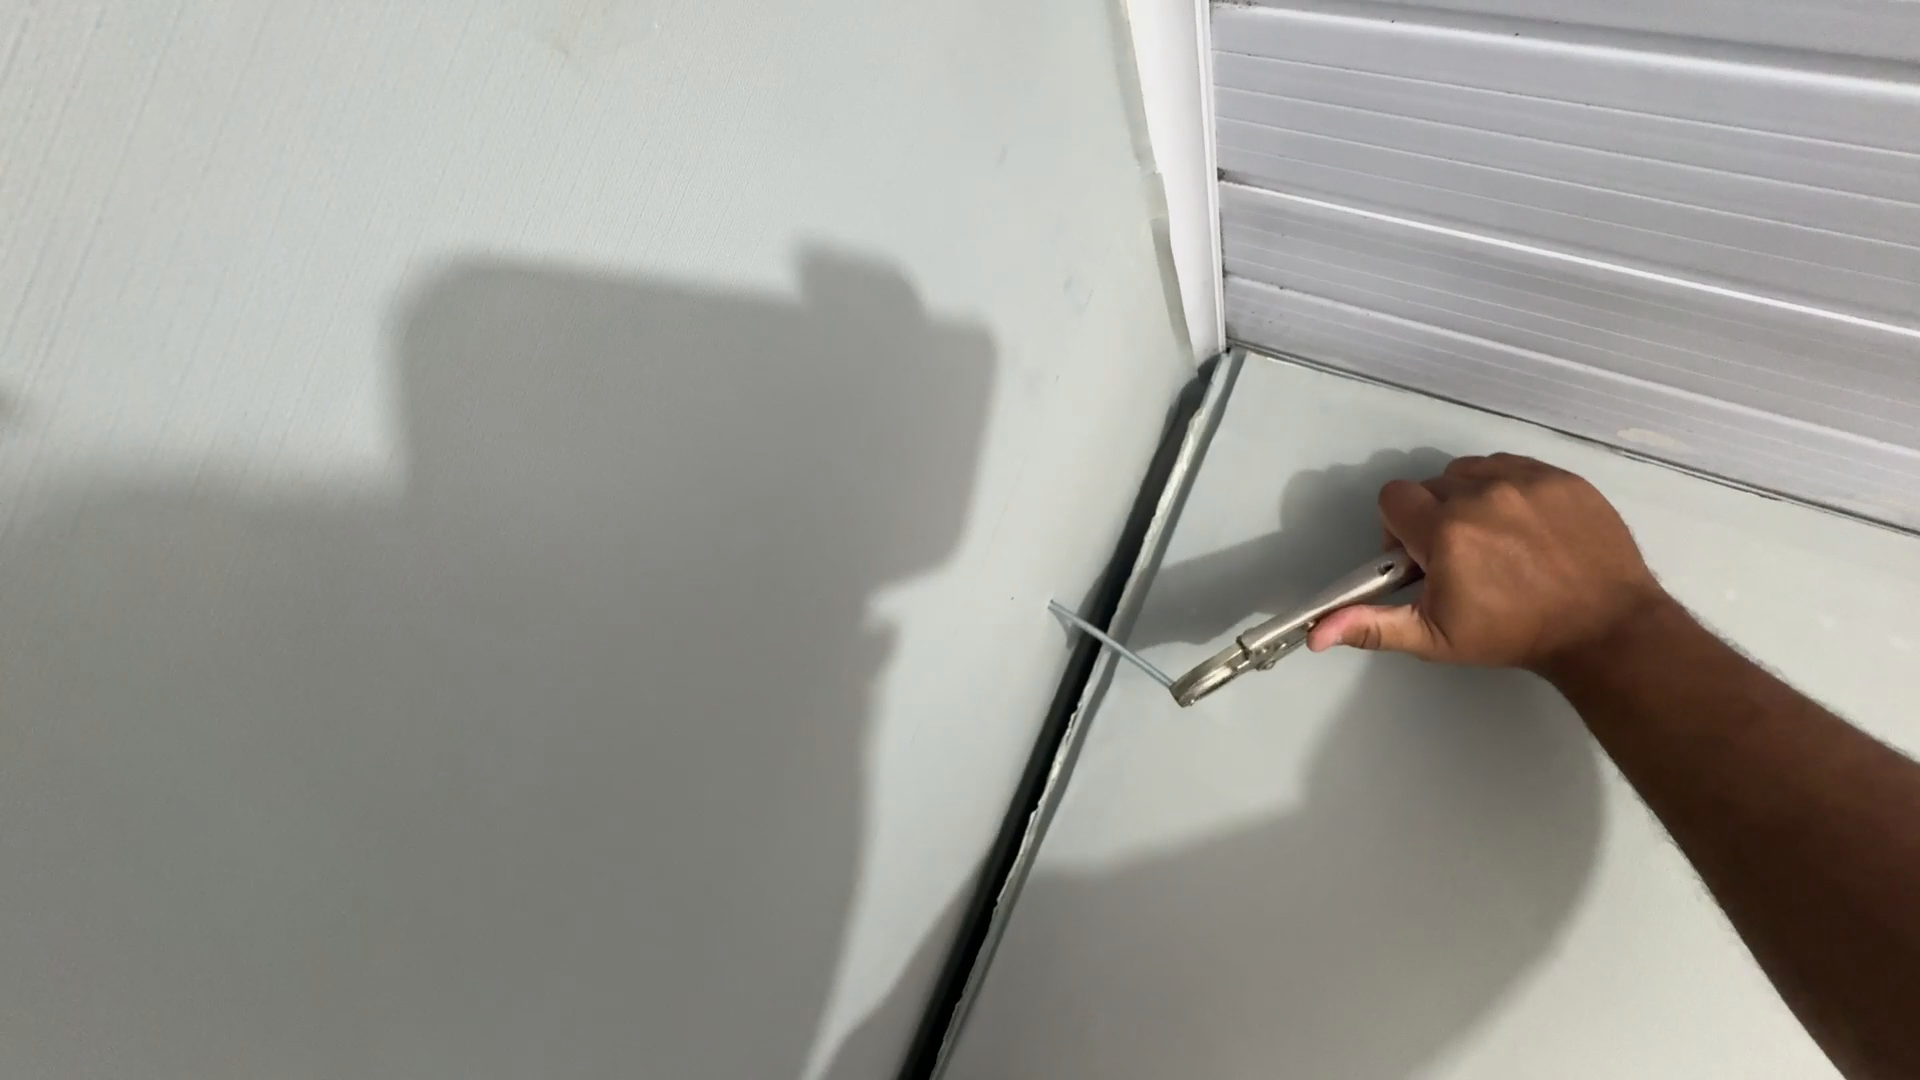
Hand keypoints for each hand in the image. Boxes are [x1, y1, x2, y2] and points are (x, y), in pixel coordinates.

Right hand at [1307, 453, 1671, 670]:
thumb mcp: (1432, 637)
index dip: (1397, 527)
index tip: (1419, 557)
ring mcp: (1526, 481)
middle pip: (1428, 486)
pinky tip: (1522, 525)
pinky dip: (1505, 488)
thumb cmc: (1510, 635)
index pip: (1392, 498)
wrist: (1608, 630)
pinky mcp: (1562, 478)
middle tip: (1457, 555)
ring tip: (1490, 537)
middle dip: (1431, 515)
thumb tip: (1315, 633)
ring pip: (1468, 472)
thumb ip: (1370, 626)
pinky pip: (1511, 466)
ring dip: (1466, 498)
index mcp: (1444, 531)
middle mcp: (1480, 495)